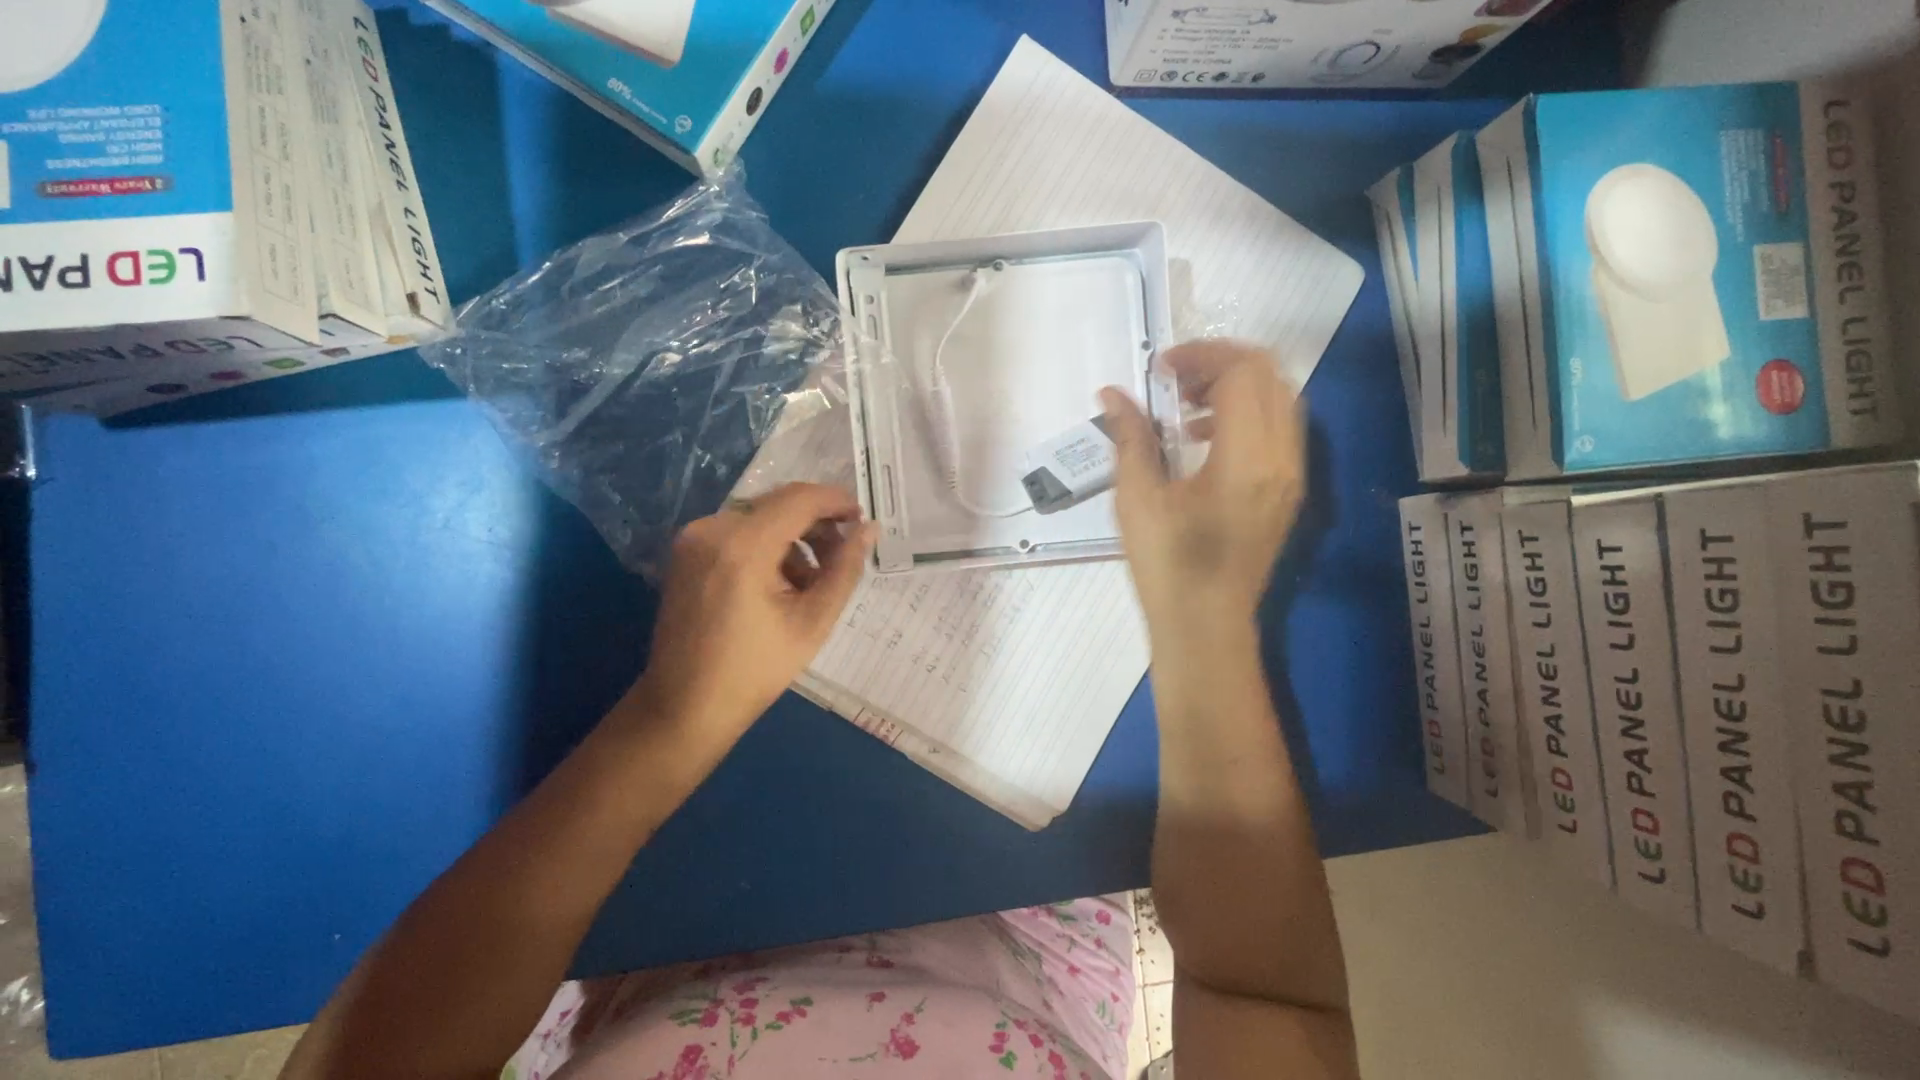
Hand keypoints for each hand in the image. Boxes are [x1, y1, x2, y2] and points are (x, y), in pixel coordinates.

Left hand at [631, 483, 874, 745]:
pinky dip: (766, 547)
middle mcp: (712, 529)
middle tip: (845, 554)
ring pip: (760, 518)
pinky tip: (781, 584)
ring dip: (793, 538)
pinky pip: (737, 533)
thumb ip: (844, 569)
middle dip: (816, 523)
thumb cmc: (755, 670)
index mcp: (743, 546)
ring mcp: (693, 539)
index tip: (862, 520)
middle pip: (778, 505)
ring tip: (814, 580)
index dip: (836, 502)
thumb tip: (869, 530)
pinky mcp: (686, 552)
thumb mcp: (812, 622)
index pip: (799, 499)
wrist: (686, 706)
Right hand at [1099, 340, 1306, 629]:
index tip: (1160, 370)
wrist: (1206, 625)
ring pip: (1279, 399)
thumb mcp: (1138, 498)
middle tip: (1173, 384)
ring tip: (1185, 413)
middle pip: (1269, 375)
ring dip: (1235, 388)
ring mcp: (1291, 475)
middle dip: (1219, 364)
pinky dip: (1247, 416)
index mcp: (1247, 458)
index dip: (1201, 356)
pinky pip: (1279, 429)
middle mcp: (1283, 458)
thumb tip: (1112, 393)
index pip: (1243, 371)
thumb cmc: (1168, 566)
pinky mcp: (1288, 491)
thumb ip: (1130, 437)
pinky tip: (1205, 443)